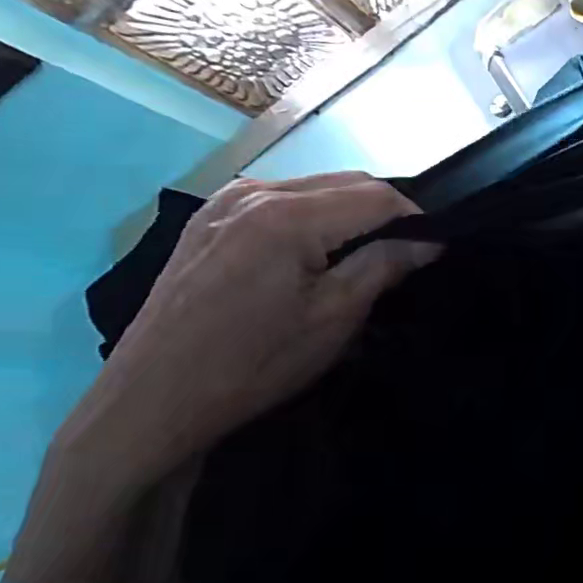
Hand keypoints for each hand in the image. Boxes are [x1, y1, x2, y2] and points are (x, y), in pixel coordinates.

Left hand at [54, 173, 435, 494]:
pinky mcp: (208, 215)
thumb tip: (429, 242)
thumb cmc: (250, 366)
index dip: (414, 218)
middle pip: (345, 181)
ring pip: (313, 186)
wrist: (150, 401)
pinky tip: (312, 251)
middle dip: (383, 211)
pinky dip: (310, 215)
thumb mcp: (330, 321)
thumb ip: (383, 267)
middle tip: (403, 253)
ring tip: (361, 255)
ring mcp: (225, 198)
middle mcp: (255, 190)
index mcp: (287, 215)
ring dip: (347, 212)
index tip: (432, 249)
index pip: (376, 195)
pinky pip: (278, 199)